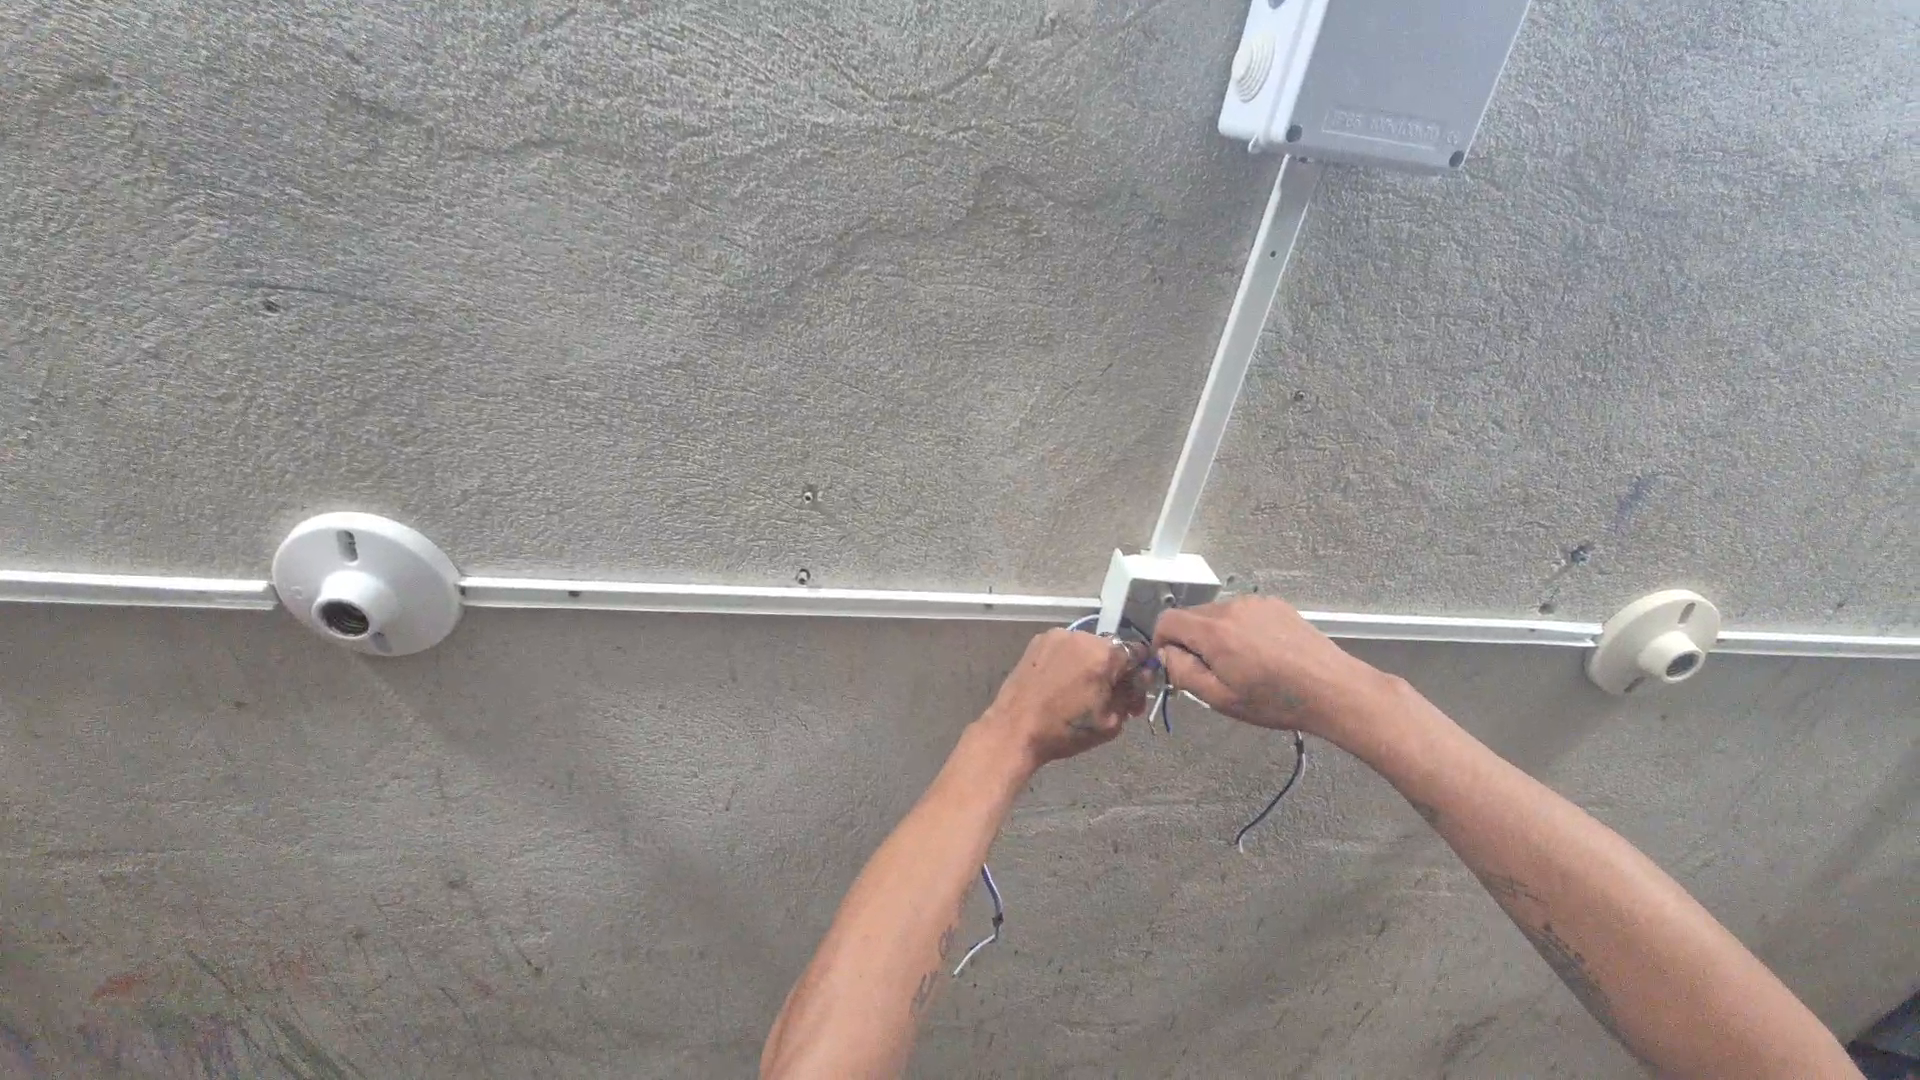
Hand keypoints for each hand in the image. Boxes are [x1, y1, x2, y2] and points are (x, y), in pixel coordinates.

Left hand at [978, 628, 1149, 769]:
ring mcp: (1057, 635)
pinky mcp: (1037, 641)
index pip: (1137, 653)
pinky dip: (1069, 660)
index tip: (1132, 693)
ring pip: (1087, 646)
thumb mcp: (1112, 721)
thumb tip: (1139, 680)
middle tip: (1107, 697)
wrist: (1015, 729)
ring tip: (1080, 690)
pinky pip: (1065, 647)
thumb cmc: (1066, 731)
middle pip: (1111, 649)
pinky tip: (1061, 682)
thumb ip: (1131, 694)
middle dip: (1114, 670)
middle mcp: (1082, 636)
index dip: (1138, 673)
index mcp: (1105, 654)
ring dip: (1090, 664)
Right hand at [1151, 595, 1390, 743]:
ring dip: (1216, 634)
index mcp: (1213, 631)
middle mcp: (1230, 608)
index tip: (1174, 663)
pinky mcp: (1274, 604)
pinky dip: (1239, 628)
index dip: (1162, 642)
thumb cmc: (1275, 701)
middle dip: (1190, 640)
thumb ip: (1183, 672)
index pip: (1167, 620)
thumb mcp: (1220, 698)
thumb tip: (1166, 654)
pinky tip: (1259, 652)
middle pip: (1191, 616)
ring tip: (1239, 663)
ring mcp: (1255, 602)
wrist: (1332, 689)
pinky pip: (1241, 612)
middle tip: (1209, 670)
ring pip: (1216, 614)